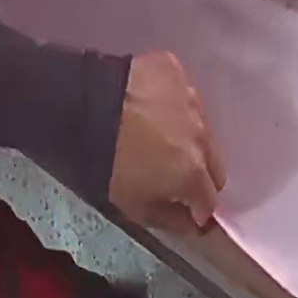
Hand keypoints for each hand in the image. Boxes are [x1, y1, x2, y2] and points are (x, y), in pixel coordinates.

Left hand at [110, 51, 225, 230]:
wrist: (83, 111)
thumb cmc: (111, 169)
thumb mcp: (139, 209)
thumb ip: (174, 221)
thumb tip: (196, 226)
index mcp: (193, 172)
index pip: (210, 200)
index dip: (199, 210)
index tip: (188, 210)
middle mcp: (202, 135)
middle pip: (214, 165)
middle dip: (200, 176)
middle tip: (175, 177)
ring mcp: (191, 98)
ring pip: (203, 129)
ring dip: (189, 140)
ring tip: (161, 141)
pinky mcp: (175, 71)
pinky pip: (185, 97)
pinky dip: (174, 108)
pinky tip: (152, 111)